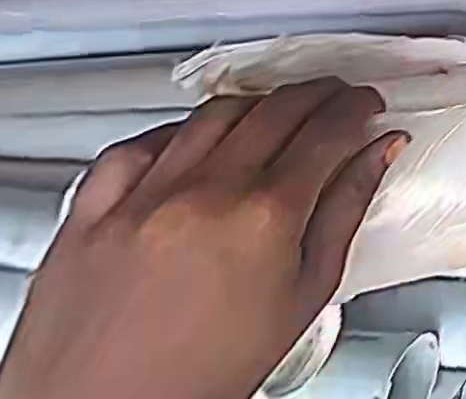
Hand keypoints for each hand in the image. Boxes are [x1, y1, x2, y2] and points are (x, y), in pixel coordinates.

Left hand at [0, 81, 406, 398]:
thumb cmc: (206, 372)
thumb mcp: (308, 290)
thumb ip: (349, 206)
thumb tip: (380, 150)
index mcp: (266, 215)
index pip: (330, 126)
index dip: (359, 105)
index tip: (367, 106)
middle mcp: (203, 196)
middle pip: (280, 107)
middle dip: (322, 94)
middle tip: (337, 102)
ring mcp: (139, 204)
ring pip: (216, 114)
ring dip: (261, 104)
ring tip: (277, 116)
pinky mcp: (86, 220)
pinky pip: (133, 147)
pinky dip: (176, 131)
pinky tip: (196, 141)